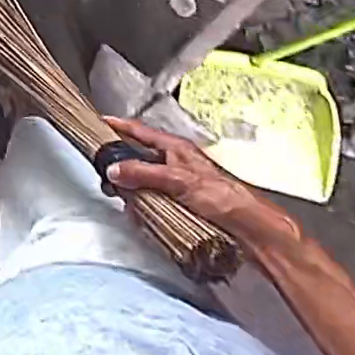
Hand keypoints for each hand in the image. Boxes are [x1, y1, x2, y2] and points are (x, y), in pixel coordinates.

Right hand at [102, 116, 304, 257]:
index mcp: (176, 148)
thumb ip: (143, 174)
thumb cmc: (227, 199)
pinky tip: (144, 217)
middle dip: (122, 170)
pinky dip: (146, 207)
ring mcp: (178, 183)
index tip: (99, 122)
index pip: (139, 131)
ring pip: (143, 181)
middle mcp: (175, 162)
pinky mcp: (182, 202)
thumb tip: (114, 169)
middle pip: (137, 158)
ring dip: (134, 193)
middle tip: (109, 179)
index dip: (118, 125)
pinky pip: (154, 199)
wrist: (255, 231)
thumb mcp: (178, 181)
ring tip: (130, 204)